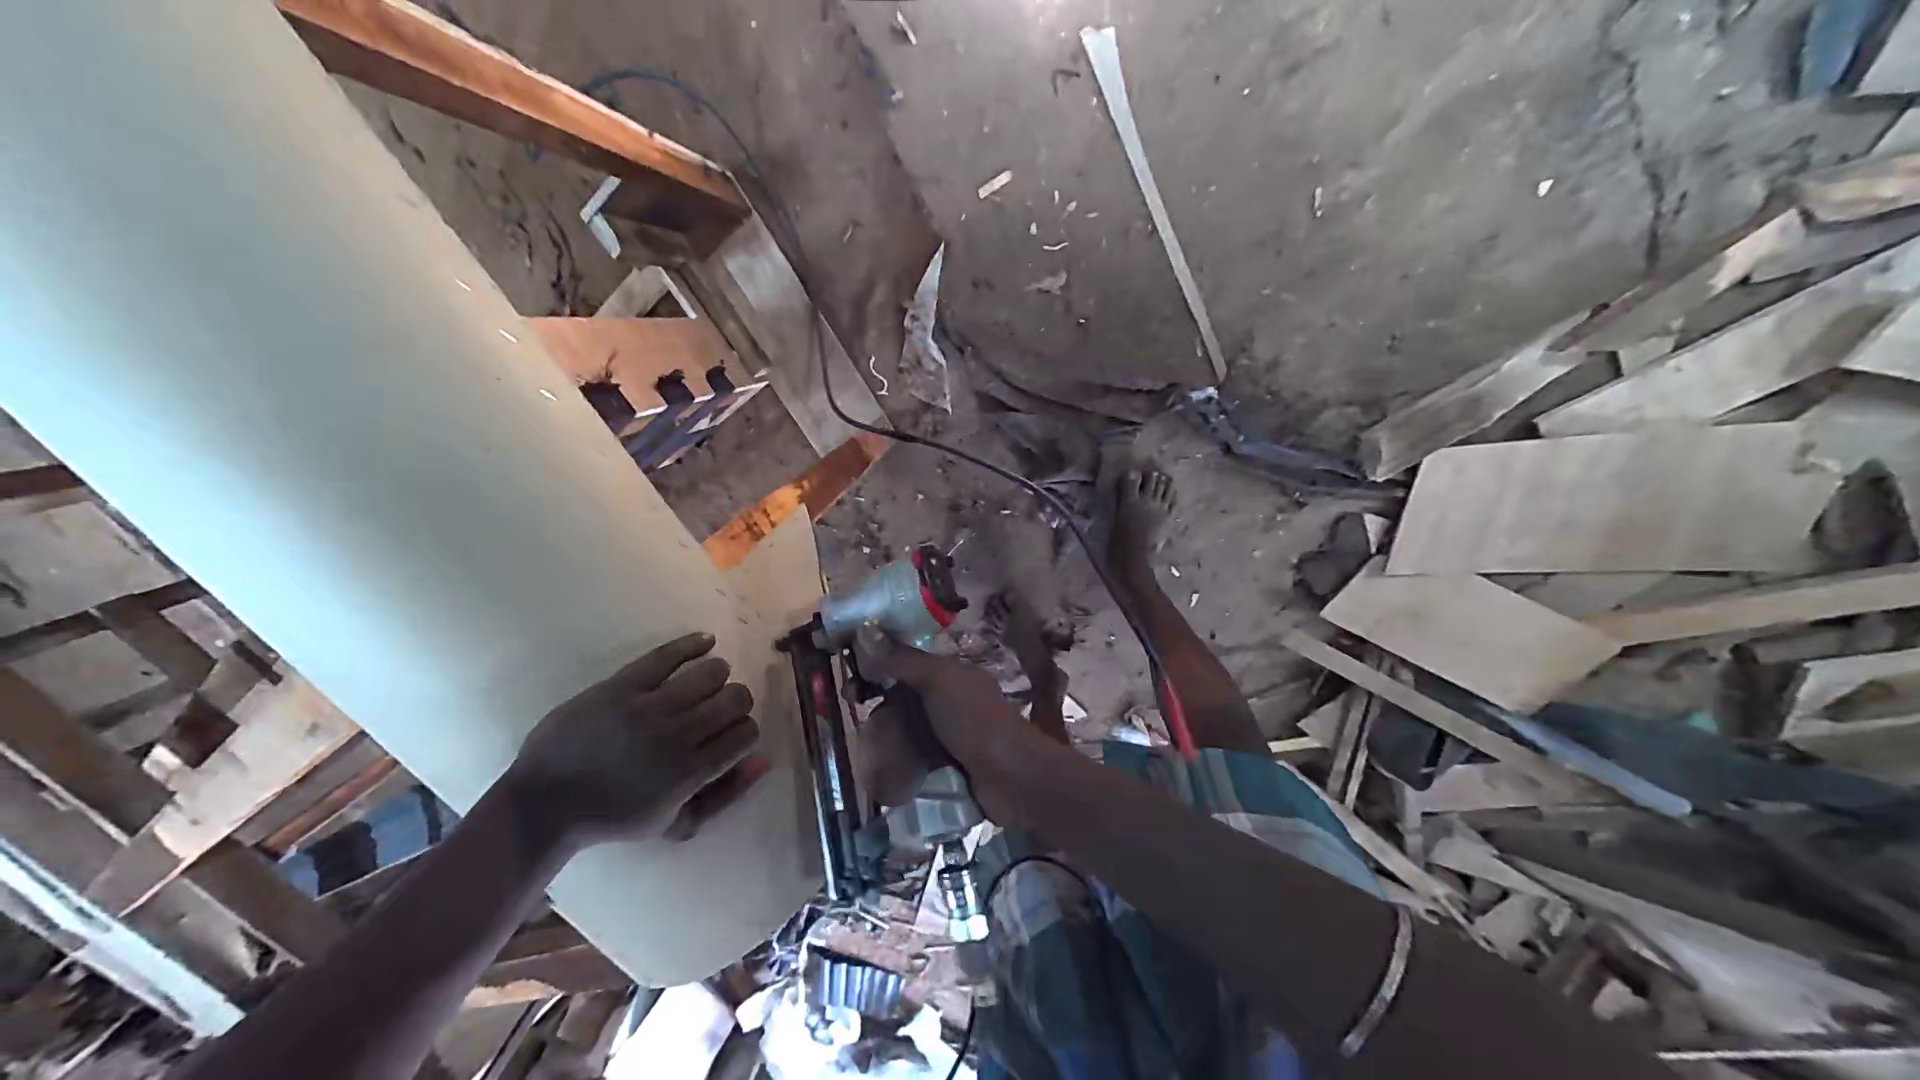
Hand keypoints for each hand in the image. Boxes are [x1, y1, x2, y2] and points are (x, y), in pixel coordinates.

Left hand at [504, 632, 761, 849]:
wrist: (545, 803)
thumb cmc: (614, 817)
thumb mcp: (675, 823)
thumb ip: (724, 795)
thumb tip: (764, 760)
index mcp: (691, 772)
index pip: (746, 734)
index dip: (745, 730)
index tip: (731, 733)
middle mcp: (677, 736)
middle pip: (736, 699)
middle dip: (738, 702)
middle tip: (722, 708)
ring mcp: (648, 708)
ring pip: (710, 673)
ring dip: (718, 676)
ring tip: (708, 682)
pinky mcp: (621, 686)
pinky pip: (667, 655)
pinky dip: (693, 644)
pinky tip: (706, 641)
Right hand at [853, 626, 1052, 822]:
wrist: (1012, 778)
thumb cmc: (975, 720)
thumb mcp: (937, 682)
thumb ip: (901, 658)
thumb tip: (864, 626)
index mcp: (948, 674)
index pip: (904, 663)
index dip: (876, 667)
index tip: (850, 679)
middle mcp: (946, 701)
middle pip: (899, 699)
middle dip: (877, 707)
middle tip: (858, 719)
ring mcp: (946, 735)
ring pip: (903, 730)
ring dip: (885, 738)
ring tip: (870, 749)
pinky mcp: (945, 767)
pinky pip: (912, 759)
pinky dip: (898, 763)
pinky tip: (883, 773)